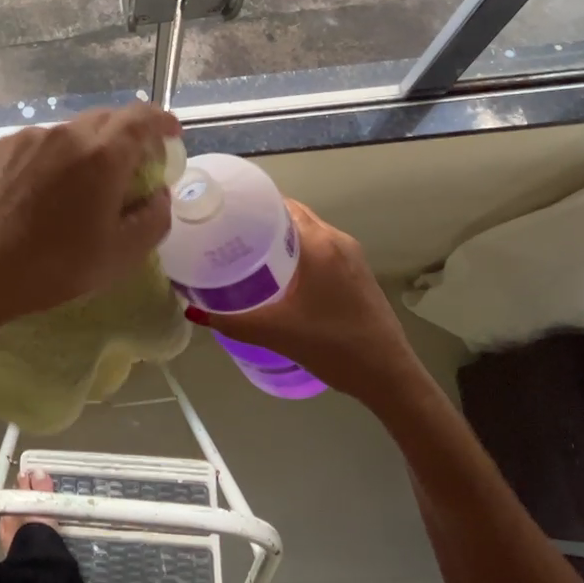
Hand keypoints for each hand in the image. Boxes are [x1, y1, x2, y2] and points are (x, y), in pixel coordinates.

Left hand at [0, 104, 180, 326]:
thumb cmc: (55, 267)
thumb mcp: (122, 254)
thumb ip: (154, 216)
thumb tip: (157, 191)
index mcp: (102, 156)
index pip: (142, 118)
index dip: (162, 121)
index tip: (171, 134)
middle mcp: (67, 134)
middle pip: (109, 120)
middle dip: (129, 137)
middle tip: (135, 169)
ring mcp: (32, 137)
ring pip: (75, 131)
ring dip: (92, 148)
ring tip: (88, 185)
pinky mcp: (4, 146)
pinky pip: (45, 141)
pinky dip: (60, 156)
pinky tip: (50, 190)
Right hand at [197, 200, 429, 409]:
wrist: (390, 377)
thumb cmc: (334, 347)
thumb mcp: (275, 333)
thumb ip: (231, 321)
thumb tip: (193, 312)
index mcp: (319, 243)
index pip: (279, 204)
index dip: (249, 204)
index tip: (220, 213)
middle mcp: (337, 241)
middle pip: (292, 215)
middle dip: (260, 220)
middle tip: (225, 234)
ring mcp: (352, 257)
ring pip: (307, 232)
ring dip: (280, 236)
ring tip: (245, 252)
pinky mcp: (358, 274)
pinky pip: (320, 248)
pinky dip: (297, 250)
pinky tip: (277, 273)